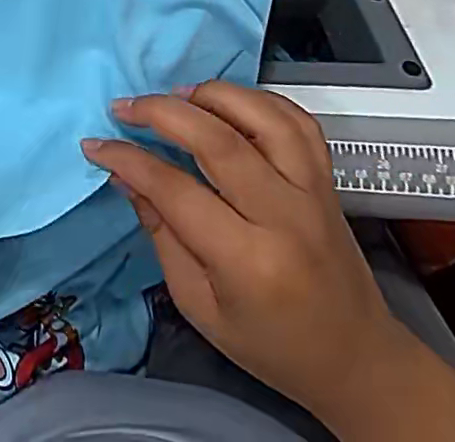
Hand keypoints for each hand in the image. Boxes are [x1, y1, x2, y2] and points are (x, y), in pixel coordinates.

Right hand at [80, 83, 416, 422]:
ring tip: (176, 97)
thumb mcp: (197, 303)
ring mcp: (314, 193)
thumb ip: (160, 232)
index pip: (175, 189)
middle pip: (218, 140)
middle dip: (161, 113)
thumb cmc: (270, 342)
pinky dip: (257, 100)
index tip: (96, 144)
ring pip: (263, 118)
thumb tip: (125, 175)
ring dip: (212, 95)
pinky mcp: (328, 181)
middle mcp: (286, 218)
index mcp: (247, 261)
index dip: (128, 159)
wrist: (358, 359)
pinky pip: (298, 122)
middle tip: (125, 108)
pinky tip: (225, 103)